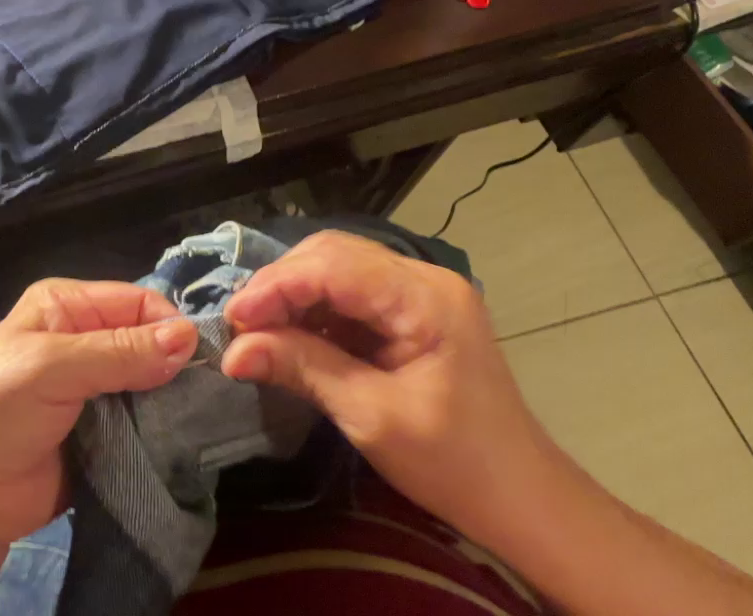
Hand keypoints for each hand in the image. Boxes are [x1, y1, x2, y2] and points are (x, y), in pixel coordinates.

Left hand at [0, 278, 197, 549]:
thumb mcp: (53, 367)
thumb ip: (121, 352)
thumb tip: (191, 337)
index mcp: (67, 307)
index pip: (137, 301)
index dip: (169, 325)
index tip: (200, 360)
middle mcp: (85, 340)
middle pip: (150, 342)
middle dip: (177, 365)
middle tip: (212, 393)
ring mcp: (96, 390)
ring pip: (153, 384)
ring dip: (173, 402)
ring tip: (205, 418)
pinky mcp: (105, 435)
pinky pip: (146, 425)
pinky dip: (164, 432)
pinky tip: (187, 440)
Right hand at [219, 231, 550, 533]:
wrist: (521, 497)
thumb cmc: (454, 463)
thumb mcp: (373, 417)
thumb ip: (304, 369)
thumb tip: (232, 352)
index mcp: (425, 297)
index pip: (335, 265)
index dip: (277, 285)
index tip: (232, 319)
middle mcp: (423, 278)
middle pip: (333, 256)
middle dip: (281, 286)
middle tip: (239, 327)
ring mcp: (419, 293)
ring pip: (337, 271)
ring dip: (293, 298)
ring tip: (256, 334)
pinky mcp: (410, 314)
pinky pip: (350, 296)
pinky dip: (314, 313)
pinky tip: (290, 338)